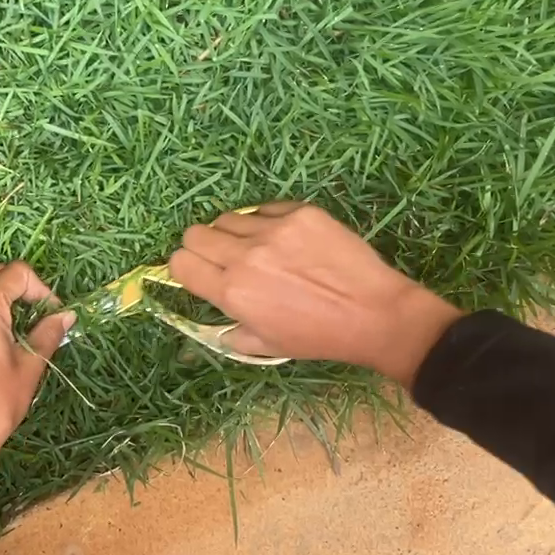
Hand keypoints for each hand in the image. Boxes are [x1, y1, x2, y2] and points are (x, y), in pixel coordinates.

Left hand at [0, 263, 74, 530]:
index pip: (17, 274)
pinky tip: (9, 340)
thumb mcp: (30, 365)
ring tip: (30, 331)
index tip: (57, 314)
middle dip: (26, 289)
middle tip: (46, 317)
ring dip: (10, 301)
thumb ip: (48, 333)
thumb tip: (67, 316)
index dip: (43, 289)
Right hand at [168, 202, 460, 386]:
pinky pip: (263, 209)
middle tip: (224, 258)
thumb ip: (228, 331)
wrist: (375, 314)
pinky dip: (265, 222)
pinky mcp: (300, 212)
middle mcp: (245, 256)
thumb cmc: (317, 337)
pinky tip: (284, 239)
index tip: (200, 274)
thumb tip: (211, 321)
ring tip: (256, 247)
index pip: (178, 263)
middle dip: (202, 247)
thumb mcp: (264, 345)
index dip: (185, 269)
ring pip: (227, 218)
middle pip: (194, 234)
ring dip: (233, 233)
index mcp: (232, 292)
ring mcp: (273, 230)